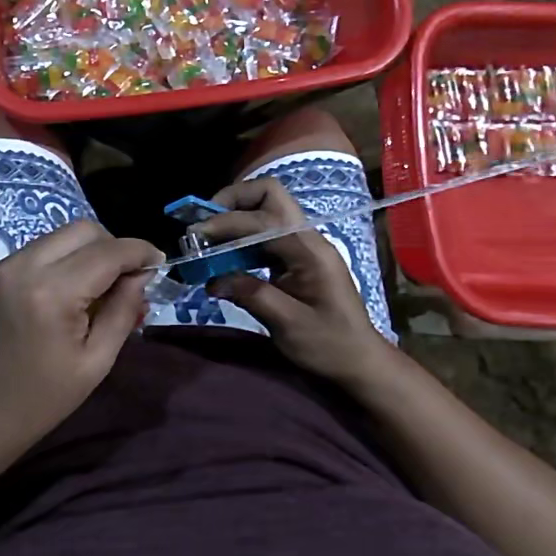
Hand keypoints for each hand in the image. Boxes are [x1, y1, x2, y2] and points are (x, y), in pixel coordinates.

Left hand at [0, 220, 162, 451]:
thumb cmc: (44, 398)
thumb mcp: (97, 360)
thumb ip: (123, 310)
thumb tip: (143, 276)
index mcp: (52, 293)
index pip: (108, 252)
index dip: (140, 253)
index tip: (160, 264)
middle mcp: (26, 266)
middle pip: (85, 230)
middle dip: (115, 247)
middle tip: (131, 279)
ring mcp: (7, 265)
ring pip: (64, 235)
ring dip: (92, 250)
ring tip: (105, 286)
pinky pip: (45, 247)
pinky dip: (68, 257)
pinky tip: (76, 289)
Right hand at [195, 177, 392, 384]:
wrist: (359, 361)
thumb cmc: (329, 345)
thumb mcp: (288, 325)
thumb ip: (251, 295)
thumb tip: (212, 279)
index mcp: (310, 251)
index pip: (264, 220)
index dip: (227, 223)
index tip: (196, 236)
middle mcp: (308, 239)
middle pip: (270, 195)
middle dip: (233, 200)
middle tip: (205, 223)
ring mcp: (304, 246)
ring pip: (268, 209)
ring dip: (236, 216)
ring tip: (208, 238)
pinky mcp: (298, 257)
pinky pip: (267, 233)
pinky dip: (242, 237)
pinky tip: (225, 256)